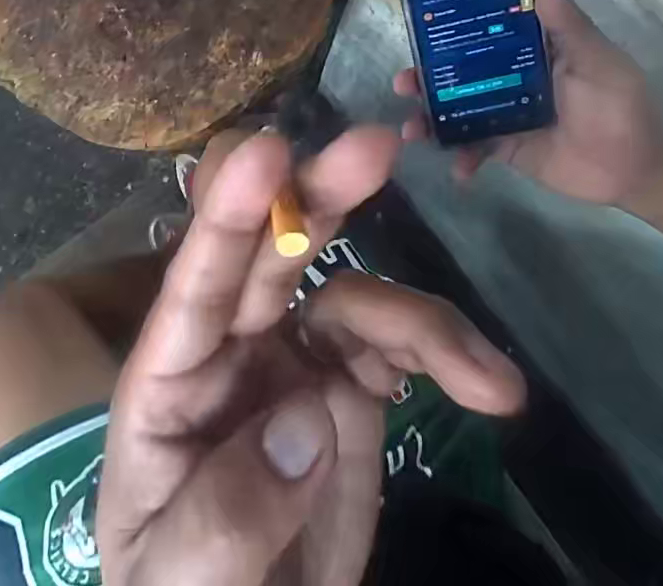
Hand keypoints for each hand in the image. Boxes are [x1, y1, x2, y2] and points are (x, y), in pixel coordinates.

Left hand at [96, 128, 525, 585]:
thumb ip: (224, 516)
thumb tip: (307, 415)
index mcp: (172, 382)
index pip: (196, 288)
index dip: (230, 216)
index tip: (267, 153)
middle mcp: (238, 347)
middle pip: (278, 254)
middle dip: (323, 195)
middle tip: (378, 146)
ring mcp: (300, 355)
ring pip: (360, 298)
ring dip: (424, 320)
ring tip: (486, 377)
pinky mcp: (354, 378)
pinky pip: (403, 342)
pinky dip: (446, 353)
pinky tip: (490, 388)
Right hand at [396, 0, 662, 205]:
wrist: (633, 168)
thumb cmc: (619, 105)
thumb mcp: (598, 62)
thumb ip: (570, 27)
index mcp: (532, 50)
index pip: (486, 31)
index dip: (454, 28)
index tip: (423, 25)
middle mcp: (512, 78)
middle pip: (461, 72)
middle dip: (428, 76)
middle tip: (404, 81)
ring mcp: (506, 114)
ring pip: (460, 110)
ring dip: (432, 117)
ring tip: (412, 128)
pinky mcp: (507, 148)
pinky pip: (476, 150)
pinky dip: (463, 159)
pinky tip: (457, 169)